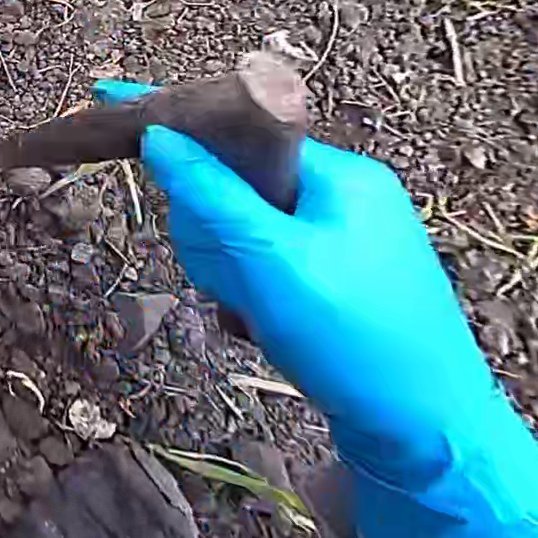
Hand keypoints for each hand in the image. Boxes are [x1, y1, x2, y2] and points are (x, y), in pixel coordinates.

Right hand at [106, 78, 537, 537]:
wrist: (429, 441)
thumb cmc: (355, 340)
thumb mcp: (271, 259)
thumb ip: (209, 192)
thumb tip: (155, 136)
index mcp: (337, 173)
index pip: (238, 129)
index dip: (174, 115)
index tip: (108, 96)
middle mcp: (336, 191)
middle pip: (228, 178)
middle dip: (208, 225)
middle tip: (226, 272)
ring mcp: (331, 229)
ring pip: (232, 217)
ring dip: (222, 258)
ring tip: (245, 300)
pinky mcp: (322, 264)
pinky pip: (250, 247)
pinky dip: (238, 274)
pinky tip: (253, 309)